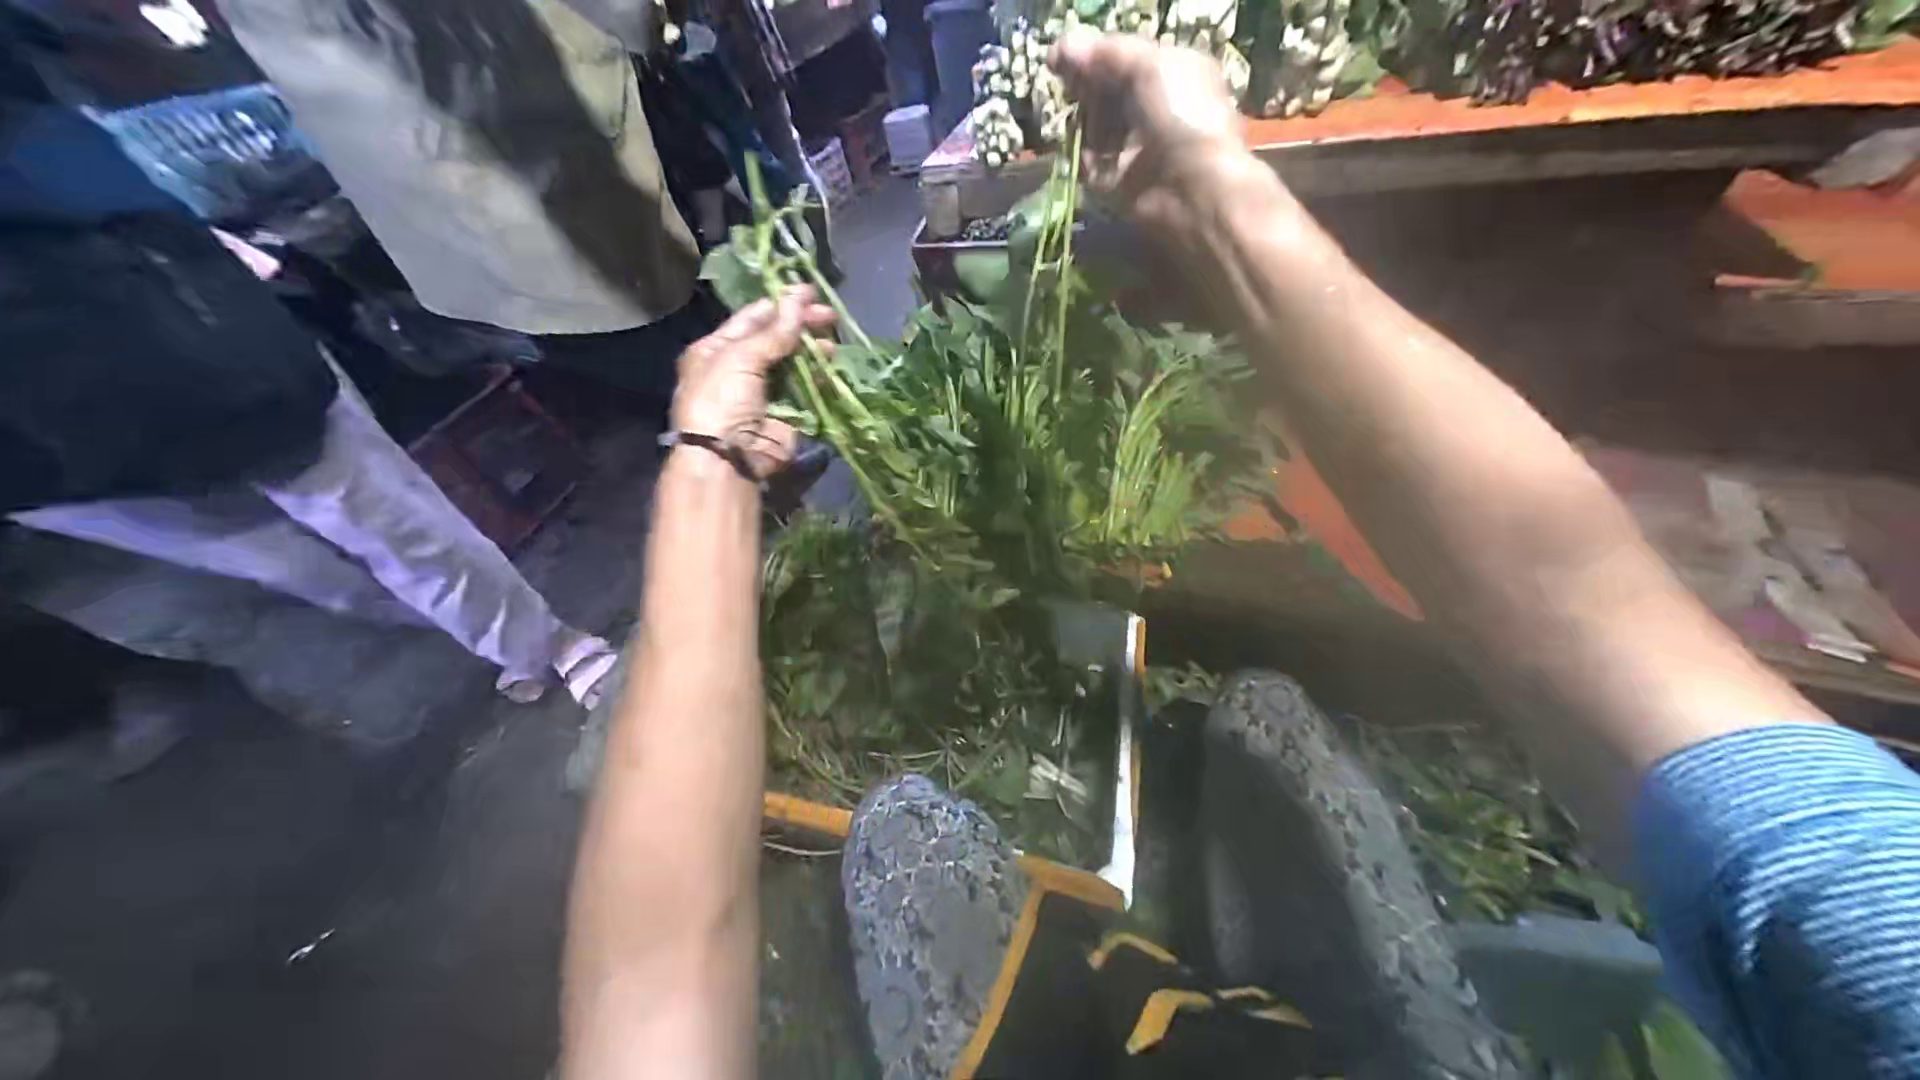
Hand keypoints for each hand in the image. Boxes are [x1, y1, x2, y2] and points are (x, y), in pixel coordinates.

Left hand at [671, 285, 835, 479]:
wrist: (726, 459)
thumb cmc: (721, 401)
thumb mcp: (739, 357)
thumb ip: (774, 331)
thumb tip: (799, 298)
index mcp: (717, 349)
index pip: (753, 318)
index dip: (782, 303)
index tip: (811, 293)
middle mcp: (740, 368)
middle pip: (777, 339)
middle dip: (802, 326)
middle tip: (831, 317)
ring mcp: (765, 393)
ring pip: (794, 364)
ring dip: (813, 352)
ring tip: (833, 345)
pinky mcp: (786, 415)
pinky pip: (805, 391)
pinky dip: (819, 380)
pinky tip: (832, 369)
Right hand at [1048, 32, 1244, 226]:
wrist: (1190, 187)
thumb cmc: (1181, 115)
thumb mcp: (1148, 66)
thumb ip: (1105, 54)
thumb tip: (1061, 45)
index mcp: (1169, 73)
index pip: (1122, 59)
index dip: (1092, 55)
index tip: (1059, 56)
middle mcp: (1151, 109)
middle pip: (1105, 93)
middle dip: (1083, 86)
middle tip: (1063, 81)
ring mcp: (1132, 148)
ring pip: (1094, 126)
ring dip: (1082, 120)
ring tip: (1076, 115)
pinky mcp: (1117, 182)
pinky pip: (1089, 163)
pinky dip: (1081, 155)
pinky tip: (1081, 147)